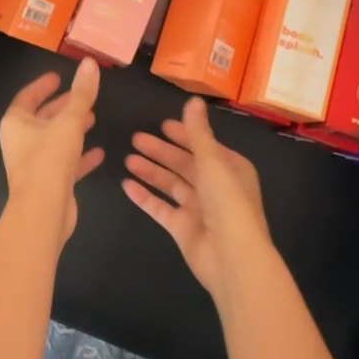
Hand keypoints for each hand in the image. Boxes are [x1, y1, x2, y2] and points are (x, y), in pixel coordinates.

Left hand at [0, 58, 104, 238]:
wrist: (43, 211)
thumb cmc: (49, 159)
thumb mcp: (69, 121)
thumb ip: (82, 94)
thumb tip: (90, 62)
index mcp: (15, 123)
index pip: (27, 96)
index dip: (43, 85)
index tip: (59, 77)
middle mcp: (20, 141)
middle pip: (42, 117)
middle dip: (62, 106)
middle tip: (83, 96)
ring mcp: (34, 163)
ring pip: (55, 140)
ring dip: (73, 128)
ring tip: (94, 117)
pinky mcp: (49, 183)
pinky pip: (66, 163)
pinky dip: (80, 156)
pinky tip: (99, 152)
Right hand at [122, 96, 271, 304]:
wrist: (232, 257)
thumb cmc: (227, 203)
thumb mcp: (212, 162)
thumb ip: (198, 133)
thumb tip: (193, 100)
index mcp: (231, 169)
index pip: (204, 146)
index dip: (184, 135)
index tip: (162, 124)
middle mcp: (216, 187)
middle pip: (184, 164)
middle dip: (161, 152)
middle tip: (135, 139)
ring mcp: (199, 209)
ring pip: (171, 185)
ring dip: (151, 171)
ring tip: (128, 159)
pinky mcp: (183, 229)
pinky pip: (161, 208)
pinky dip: (145, 197)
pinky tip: (127, 186)